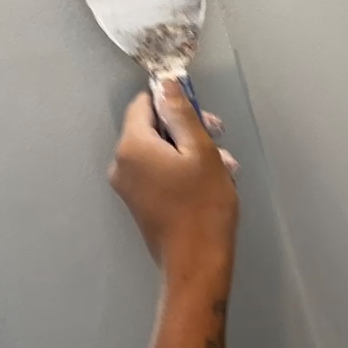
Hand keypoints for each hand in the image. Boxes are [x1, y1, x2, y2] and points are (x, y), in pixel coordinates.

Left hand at [109, 78, 239, 273]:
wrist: (197, 263)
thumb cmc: (203, 204)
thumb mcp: (200, 150)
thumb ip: (181, 113)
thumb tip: (165, 84)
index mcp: (132, 146)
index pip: (144, 103)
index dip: (173, 101)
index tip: (202, 114)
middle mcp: (121, 163)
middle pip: (152, 127)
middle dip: (187, 127)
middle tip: (220, 135)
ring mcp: (128, 186)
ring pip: (160, 150)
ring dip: (191, 149)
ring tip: (225, 164)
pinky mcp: (139, 202)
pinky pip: (159, 171)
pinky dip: (183, 169)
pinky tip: (213, 179)